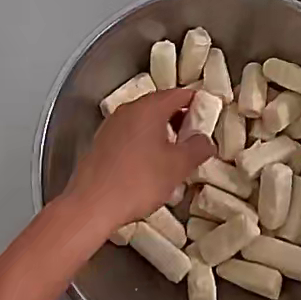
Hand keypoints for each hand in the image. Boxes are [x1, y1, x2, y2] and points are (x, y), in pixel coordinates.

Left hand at [63, 88, 214, 233]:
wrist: (91, 205)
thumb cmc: (138, 182)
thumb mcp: (178, 167)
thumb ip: (198, 148)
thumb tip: (206, 141)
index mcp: (149, 108)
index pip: (180, 94)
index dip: (198, 103)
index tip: (209, 118)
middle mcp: (128, 110)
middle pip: (161, 104)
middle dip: (181, 119)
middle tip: (195, 138)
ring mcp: (111, 125)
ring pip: (144, 120)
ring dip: (162, 132)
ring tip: (175, 155)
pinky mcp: (101, 142)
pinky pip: (130, 134)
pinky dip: (144, 142)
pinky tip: (150, 165)